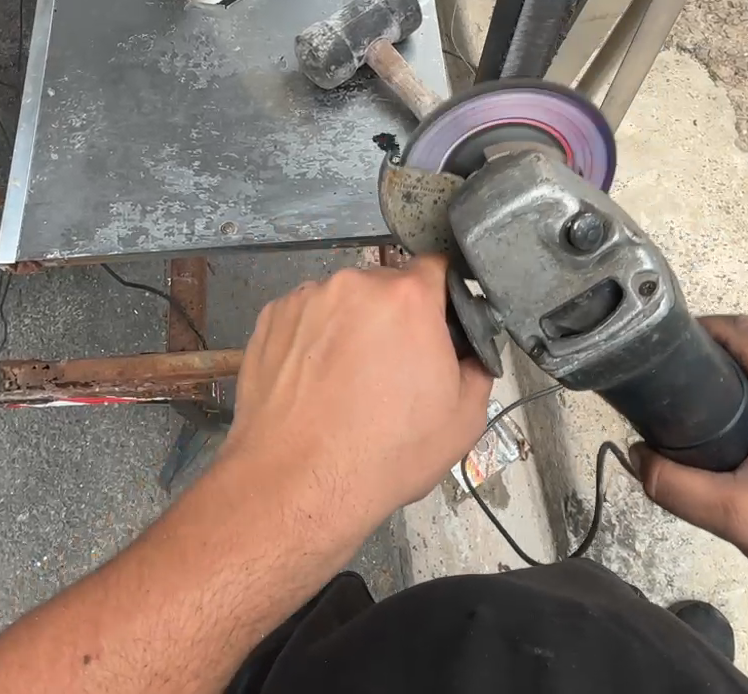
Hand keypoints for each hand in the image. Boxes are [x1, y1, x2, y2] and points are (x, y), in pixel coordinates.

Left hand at [222, 255, 493, 537]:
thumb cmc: (386, 452)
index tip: (437, 323)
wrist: (297, 481)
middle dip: (392, 316)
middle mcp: (354, 283)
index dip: (441, 294)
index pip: (436, 266)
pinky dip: (312, 337)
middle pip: (385, 286)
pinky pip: (304, 316)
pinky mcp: (271, 316)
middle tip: (390, 366)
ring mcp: (306, 297)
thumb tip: (468, 350)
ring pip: (342, 300)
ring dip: (349, 325)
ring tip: (344, 379)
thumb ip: (476, 366)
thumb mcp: (463, 419)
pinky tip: (313, 380)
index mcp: (407, 297)